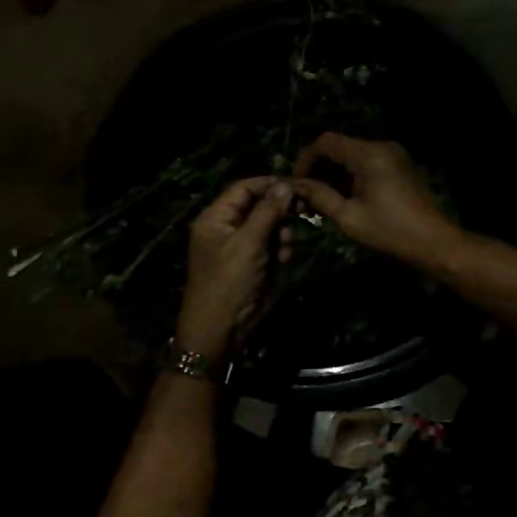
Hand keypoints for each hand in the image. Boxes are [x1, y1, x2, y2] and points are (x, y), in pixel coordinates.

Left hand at [176, 176, 291, 360]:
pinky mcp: (253, 265)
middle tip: (300, 216)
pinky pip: (272, 249)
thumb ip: (267, 212)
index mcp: (216, 218)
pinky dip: (280, 253)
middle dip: (279, 214)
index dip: (269, 185)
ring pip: (270, 228)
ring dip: (282, 236)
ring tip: (284, 250)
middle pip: (259, 207)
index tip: (296, 186)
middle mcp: (227, 229)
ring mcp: (241, 248)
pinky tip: (282, 262)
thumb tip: (285, 185)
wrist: (220, 331)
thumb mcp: (248, 244)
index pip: (244, 189)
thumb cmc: (228, 283)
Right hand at [290, 133, 460, 267]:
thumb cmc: (389, 231)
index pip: (326, 142)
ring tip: (322, 200)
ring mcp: (393, 155)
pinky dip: (351, 176)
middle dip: (320, 168)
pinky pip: (367, 163)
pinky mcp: (399, 165)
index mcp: (368, 154)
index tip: (297, 183)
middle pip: (339, 147)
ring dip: (334, 174)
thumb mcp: (348, 217)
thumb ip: (320, 197)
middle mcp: (381, 146)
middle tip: (307, 195)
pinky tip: (344, 199)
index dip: (306, 160)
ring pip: (352, 155)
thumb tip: (297, 186)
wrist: (434, 242)